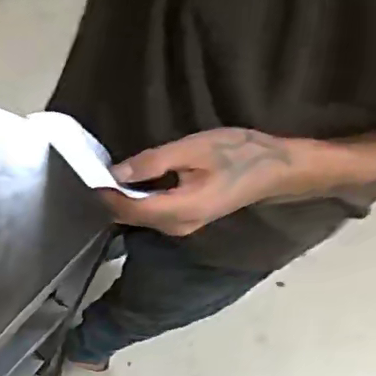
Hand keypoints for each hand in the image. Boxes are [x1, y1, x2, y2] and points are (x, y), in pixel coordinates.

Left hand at [96, 127, 317, 235]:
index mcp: (180, 210)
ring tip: (110, 174)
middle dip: (109, 196)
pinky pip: (148, 214)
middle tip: (97, 171)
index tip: (90, 174)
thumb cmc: (244, 154)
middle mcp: (175, 226)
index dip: (105, 193)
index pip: (126, 209)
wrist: (284, 169)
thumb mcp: (195, 148)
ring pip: (136, 216)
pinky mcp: (183, 221)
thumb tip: (115, 172)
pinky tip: (131, 182)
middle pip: (127, 216)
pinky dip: (135, 199)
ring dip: (120, 198)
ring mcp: (180, 226)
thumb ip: (153, 162)